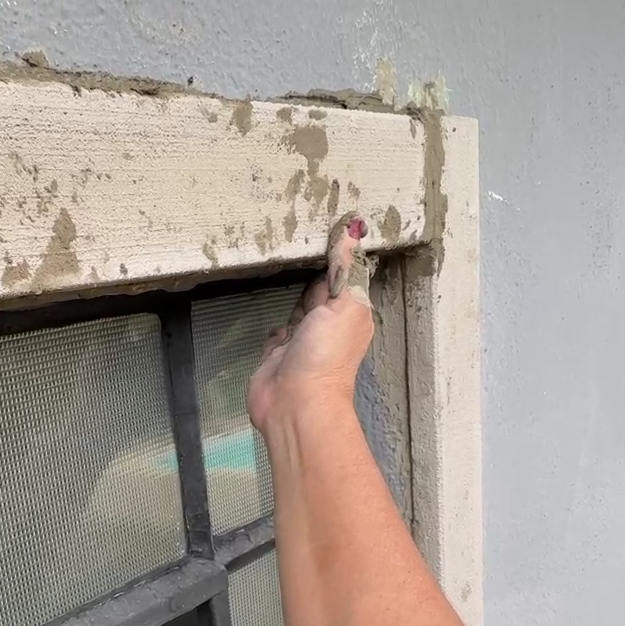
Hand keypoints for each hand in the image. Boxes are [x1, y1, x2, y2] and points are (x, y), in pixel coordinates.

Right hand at [247, 217, 373, 434]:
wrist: (293, 401)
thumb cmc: (324, 354)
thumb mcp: (345, 306)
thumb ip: (346, 271)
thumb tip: (353, 232)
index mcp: (351, 312)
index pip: (344, 275)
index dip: (336, 255)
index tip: (328, 224)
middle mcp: (328, 325)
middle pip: (319, 289)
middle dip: (311, 272)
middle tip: (297, 239)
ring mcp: (301, 341)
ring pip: (297, 308)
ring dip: (292, 295)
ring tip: (279, 265)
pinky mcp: (276, 354)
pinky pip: (276, 332)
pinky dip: (275, 325)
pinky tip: (271, 312)